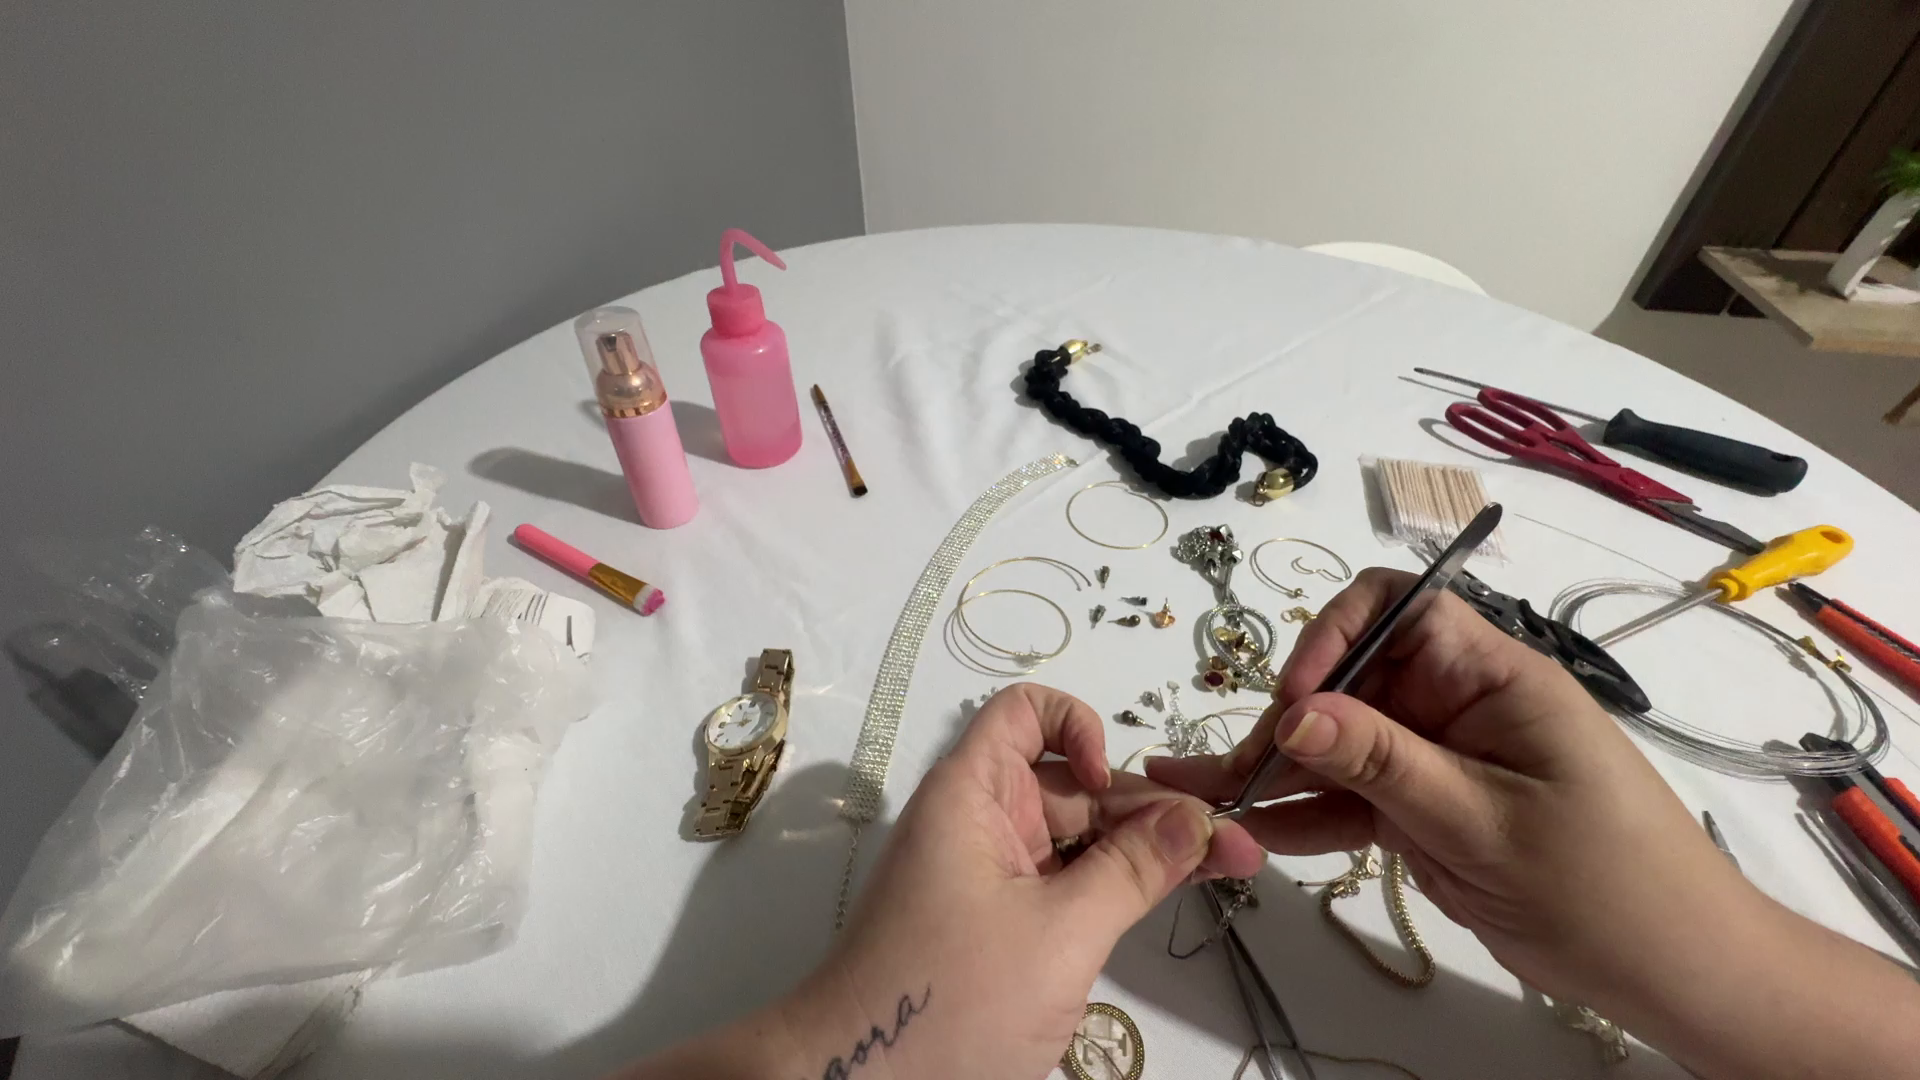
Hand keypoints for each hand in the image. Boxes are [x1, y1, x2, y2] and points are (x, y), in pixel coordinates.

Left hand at [786, 683, 1264, 1079]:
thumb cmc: (952, 1000)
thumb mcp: (1058, 935)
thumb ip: (1132, 872)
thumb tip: (1198, 820)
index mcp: (973, 791)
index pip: (1023, 713)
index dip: (1075, 726)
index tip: (1107, 782)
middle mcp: (981, 816)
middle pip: (1071, 784)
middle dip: (1149, 807)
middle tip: (1234, 844)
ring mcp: (992, 868)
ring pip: (1077, 836)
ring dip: (1146, 849)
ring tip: (1229, 864)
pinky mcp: (1002, 913)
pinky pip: (1067, 879)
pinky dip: (1116, 883)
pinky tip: (1177, 886)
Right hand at [1146, 568, 1749, 1014]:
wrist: (1680, 983)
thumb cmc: (1611, 890)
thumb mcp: (1487, 824)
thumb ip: (1384, 764)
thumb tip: (1291, 711)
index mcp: (1484, 675)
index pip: (1396, 607)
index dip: (1334, 633)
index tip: (1296, 696)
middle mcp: (1446, 700)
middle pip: (1343, 681)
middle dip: (1284, 723)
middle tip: (1235, 778)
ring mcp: (1425, 753)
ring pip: (1331, 742)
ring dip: (1273, 770)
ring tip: (1209, 798)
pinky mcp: (1413, 803)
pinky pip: (1344, 796)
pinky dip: (1301, 814)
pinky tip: (1253, 832)